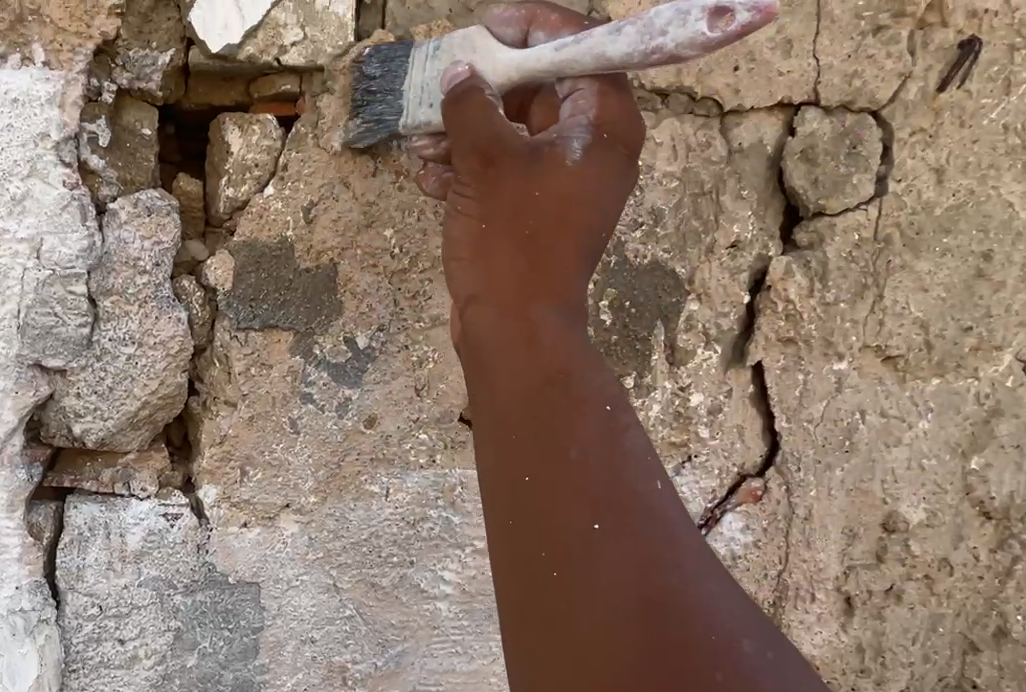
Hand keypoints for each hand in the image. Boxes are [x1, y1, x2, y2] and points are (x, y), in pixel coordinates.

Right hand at [408, 2, 645, 338]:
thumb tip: (461, 76)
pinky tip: (428, 177)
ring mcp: (564, 186)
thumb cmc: (511, 240)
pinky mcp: (536, 217)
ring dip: (466, 135)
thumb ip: (472, 108)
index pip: (579, 46)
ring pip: (515, 138)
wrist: (513, 327)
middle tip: (444, 83)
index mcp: (604, 124)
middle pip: (542, 93)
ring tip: (421, 141)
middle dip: (485, 91)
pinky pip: (505, 176)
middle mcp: (593, 149)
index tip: (487, 24)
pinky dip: (469, 172)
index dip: (531, 28)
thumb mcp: (486, 163)